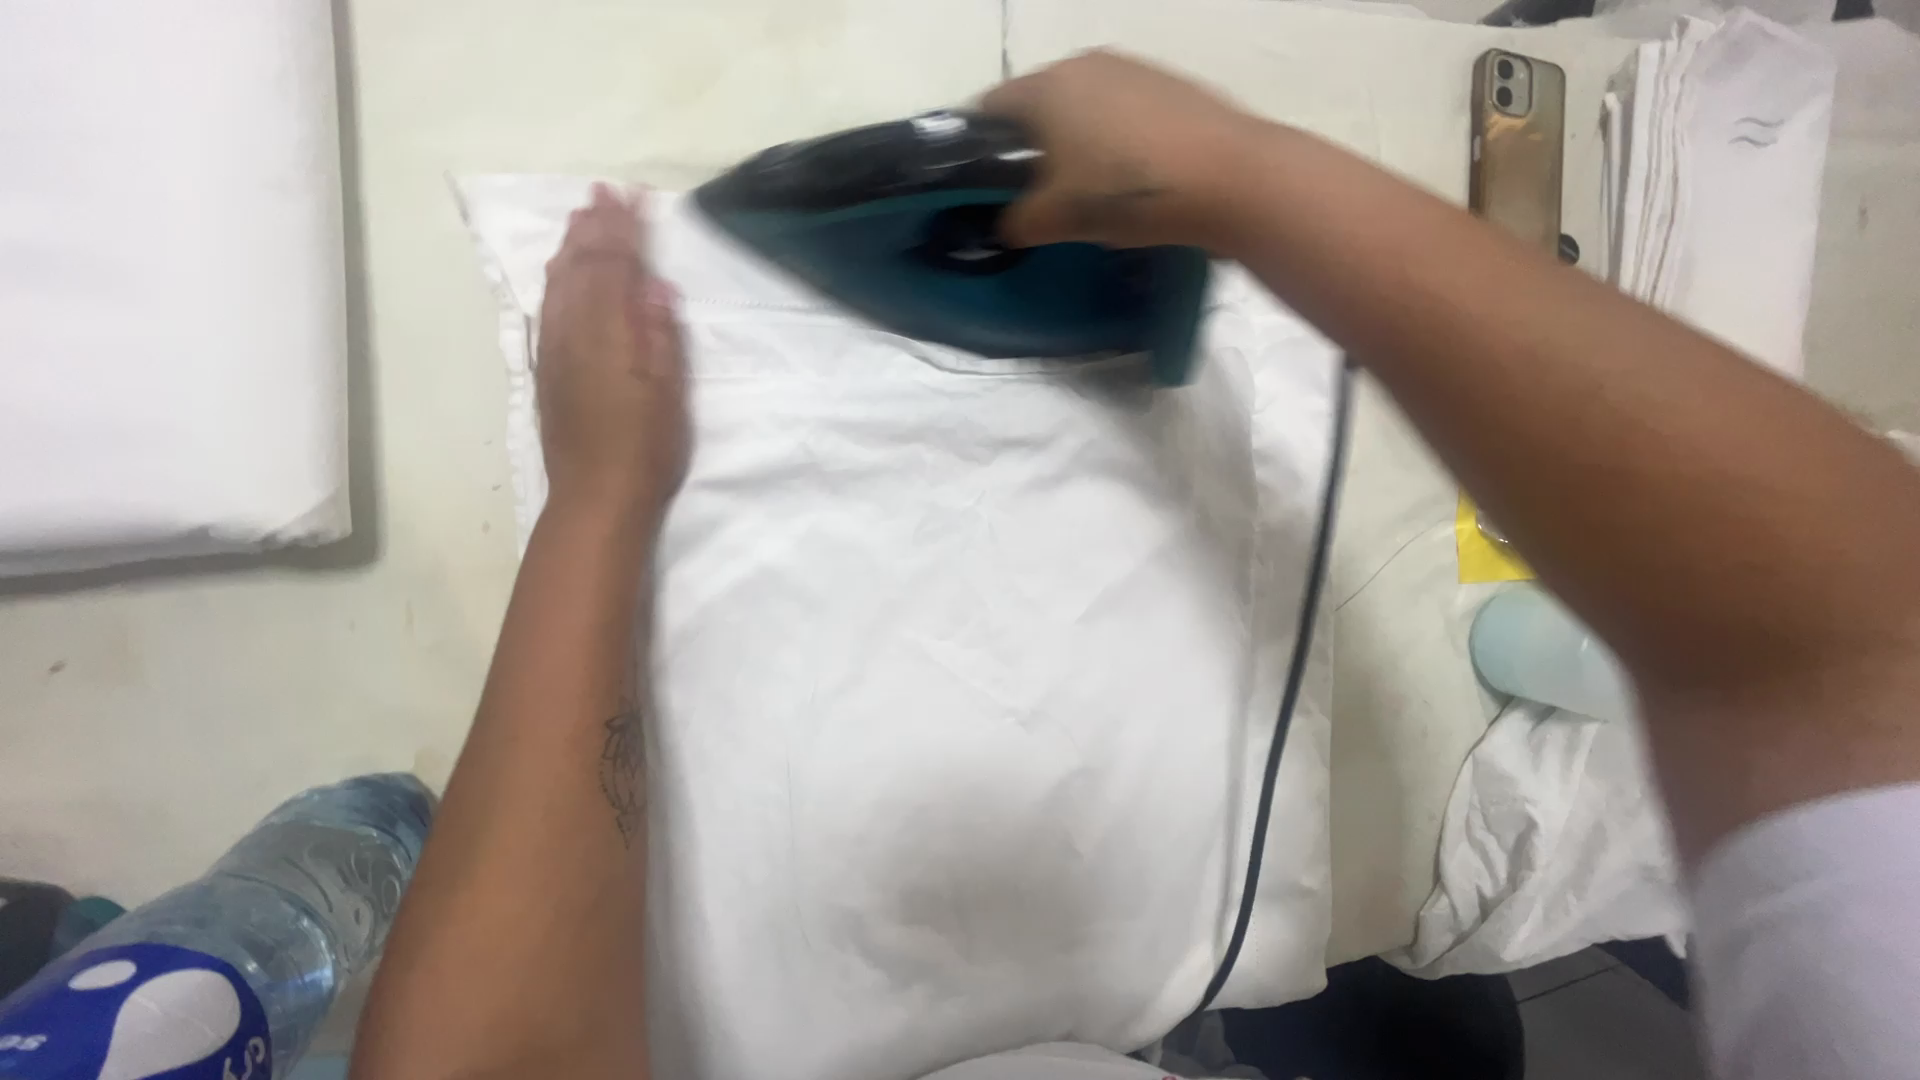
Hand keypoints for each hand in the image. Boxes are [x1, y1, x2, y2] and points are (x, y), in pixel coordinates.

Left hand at [536, 184, 690, 527]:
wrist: (596, 498)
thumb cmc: (646, 450)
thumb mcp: (670, 395)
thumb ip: (660, 336)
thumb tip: (654, 285)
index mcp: (611, 335)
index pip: (615, 267)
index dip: (624, 230)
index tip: (632, 196)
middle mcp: (575, 333)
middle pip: (582, 267)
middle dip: (594, 227)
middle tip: (602, 192)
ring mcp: (556, 351)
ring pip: (560, 283)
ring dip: (571, 246)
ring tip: (580, 218)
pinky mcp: (547, 370)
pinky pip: (549, 307)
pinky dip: (557, 278)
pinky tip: (561, 273)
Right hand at [982, 50, 1261, 250]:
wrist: (1230, 179)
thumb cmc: (1127, 192)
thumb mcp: (1057, 220)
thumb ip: (1015, 222)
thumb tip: (1005, 225)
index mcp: (1048, 86)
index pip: (989, 108)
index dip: (978, 150)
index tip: (981, 187)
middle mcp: (1086, 64)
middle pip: (1037, 108)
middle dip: (1027, 151)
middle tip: (1031, 199)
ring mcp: (1132, 70)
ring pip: (1081, 111)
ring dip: (1071, 147)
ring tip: (1083, 194)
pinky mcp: (1169, 87)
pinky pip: (1119, 116)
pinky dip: (1110, 144)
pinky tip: (1126, 181)